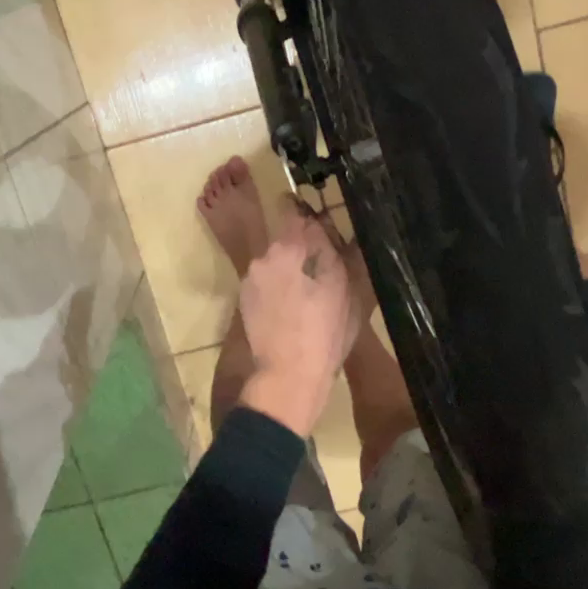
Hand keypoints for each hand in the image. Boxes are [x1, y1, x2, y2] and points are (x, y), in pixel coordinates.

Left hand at [236, 199, 358, 436]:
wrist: (288, 376)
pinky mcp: (244, 301)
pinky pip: (266, 282)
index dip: (309, 215)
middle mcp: (262, 258)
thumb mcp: (343, 290)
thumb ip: (335, 252)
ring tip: (310, 295)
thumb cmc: (324, 334)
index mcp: (286, 249)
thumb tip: (329, 229)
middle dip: (303, 249)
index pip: (293, 212)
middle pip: (285, 240)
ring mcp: (250, 280)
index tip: (322, 224)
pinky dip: (279, 288)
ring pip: (275, 263)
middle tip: (325, 269)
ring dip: (290, 270)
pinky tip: (294, 309)